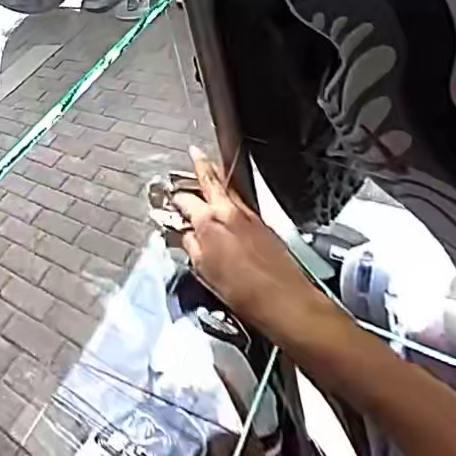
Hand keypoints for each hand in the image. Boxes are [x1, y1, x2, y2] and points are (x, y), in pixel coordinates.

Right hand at [169, 147, 325, 324]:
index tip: (169, 202)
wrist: (286, 302)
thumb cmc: (245, 292)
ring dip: (217, 177)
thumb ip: (190, 246)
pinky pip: (242, 200)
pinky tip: (229, 199)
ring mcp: (249, 215)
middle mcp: (228, 211)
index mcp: (208, 221)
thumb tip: (185, 236)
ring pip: (229, 187)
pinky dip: (231, 193)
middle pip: (211, 180)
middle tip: (194, 153)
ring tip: (210, 169)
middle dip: (201, 165)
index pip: (184, 200)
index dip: (174, 200)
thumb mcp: (204, 271)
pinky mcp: (264, 225)